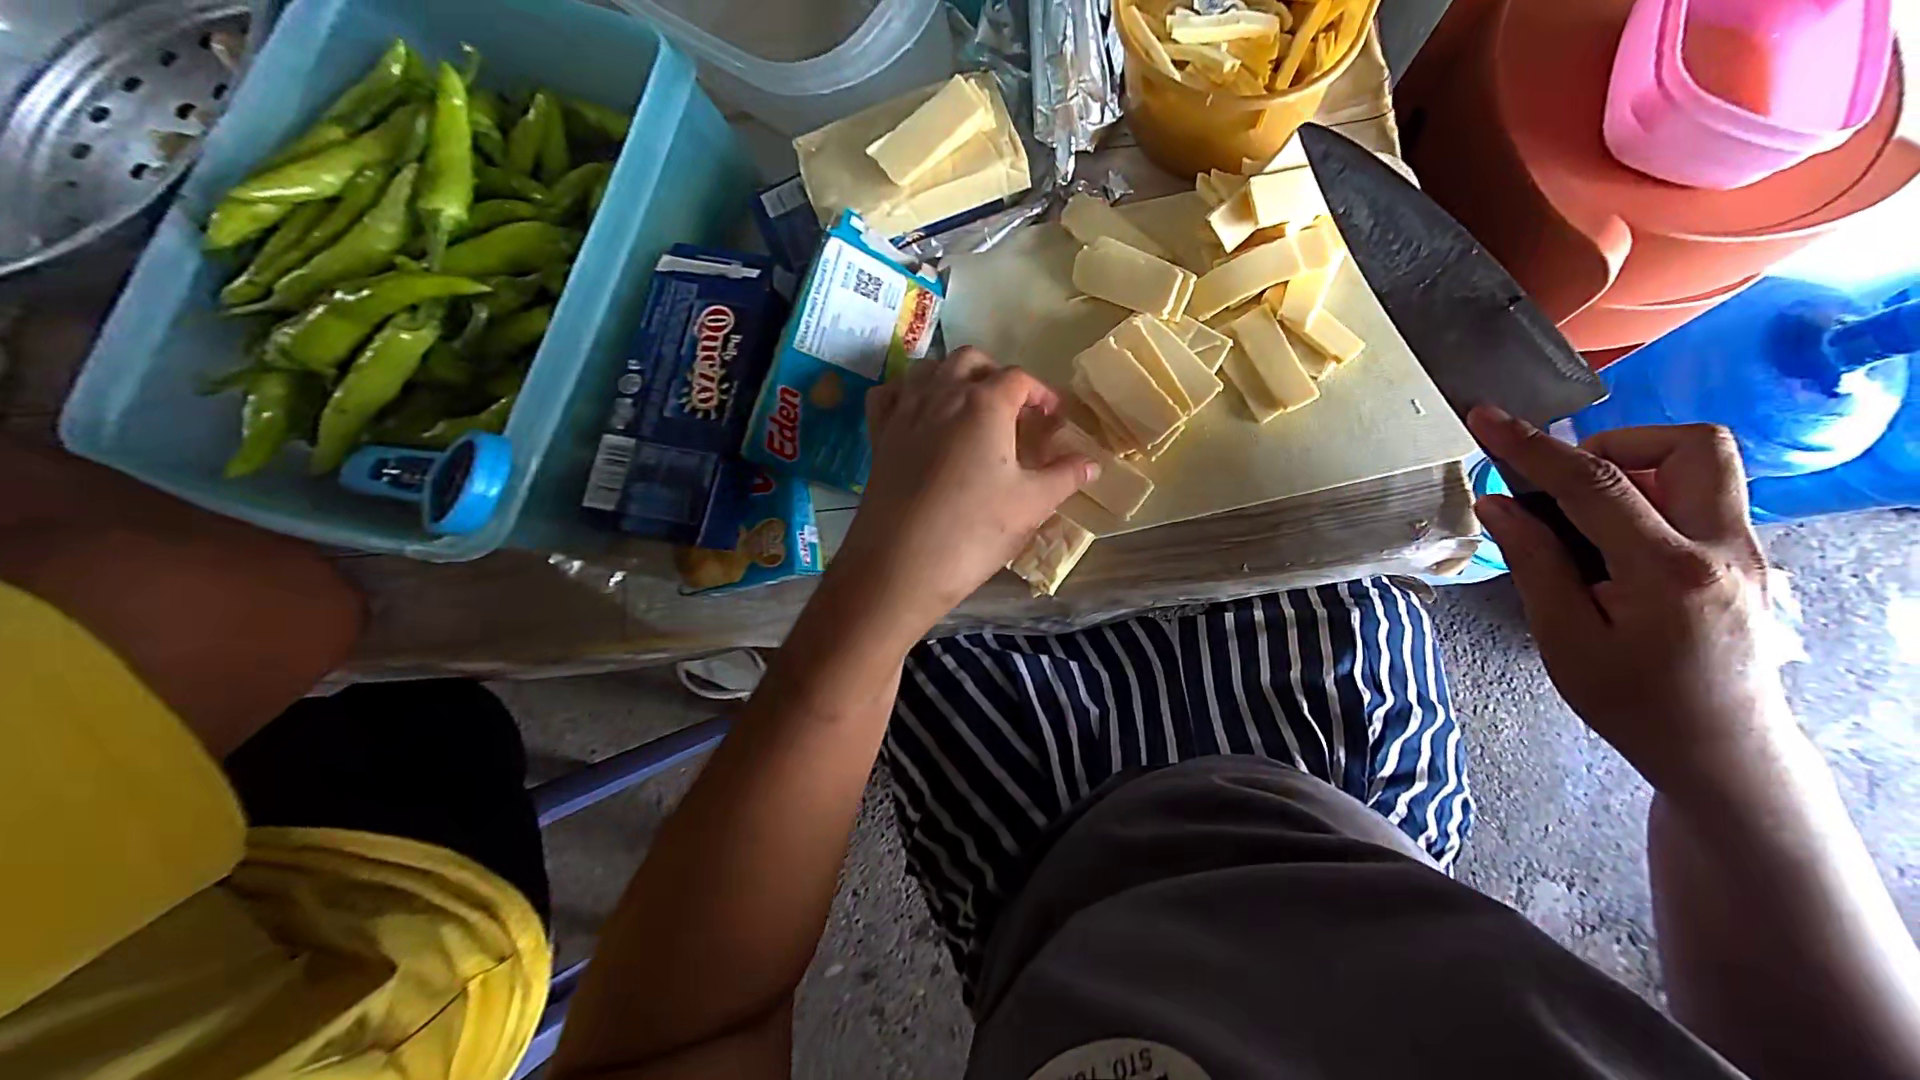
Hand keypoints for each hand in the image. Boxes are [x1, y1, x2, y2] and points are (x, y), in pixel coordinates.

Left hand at [833, 348, 1095, 640]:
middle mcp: (941, 395)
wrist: (900, 565)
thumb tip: (1091, 463)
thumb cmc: (973, 531)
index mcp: (983, 403)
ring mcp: (904, 413)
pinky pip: (889, 395)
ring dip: (953, 377)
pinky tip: (919, 414)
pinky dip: (907, 393)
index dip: (1042, 393)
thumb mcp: (1031, 504)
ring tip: (970, 407)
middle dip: (997, 375)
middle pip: (971, 361)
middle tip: (1014, 408)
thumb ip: (1064, 476)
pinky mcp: (879, 438)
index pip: (1019, 378)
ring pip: (928, 370)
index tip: (1054, 417)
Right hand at [1468, 408, 1792, 799]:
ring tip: (1585, 517)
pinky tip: (1612, 543)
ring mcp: (1749, 550)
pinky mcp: (1747, 558)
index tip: (1487, 419)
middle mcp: (1726, 548)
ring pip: (1703, 466)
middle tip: (1564, 485)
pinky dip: (1647, 497)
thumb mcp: (1563, 636)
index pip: (1596, 484)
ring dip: (1634, 469)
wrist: (1719, 748)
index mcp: (1671, 572)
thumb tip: (1499, 503)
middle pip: (1691, 445)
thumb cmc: (1629, 699)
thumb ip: (1535, 560)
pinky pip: (1700, 498)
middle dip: (1614, 444)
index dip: (1532, 446)